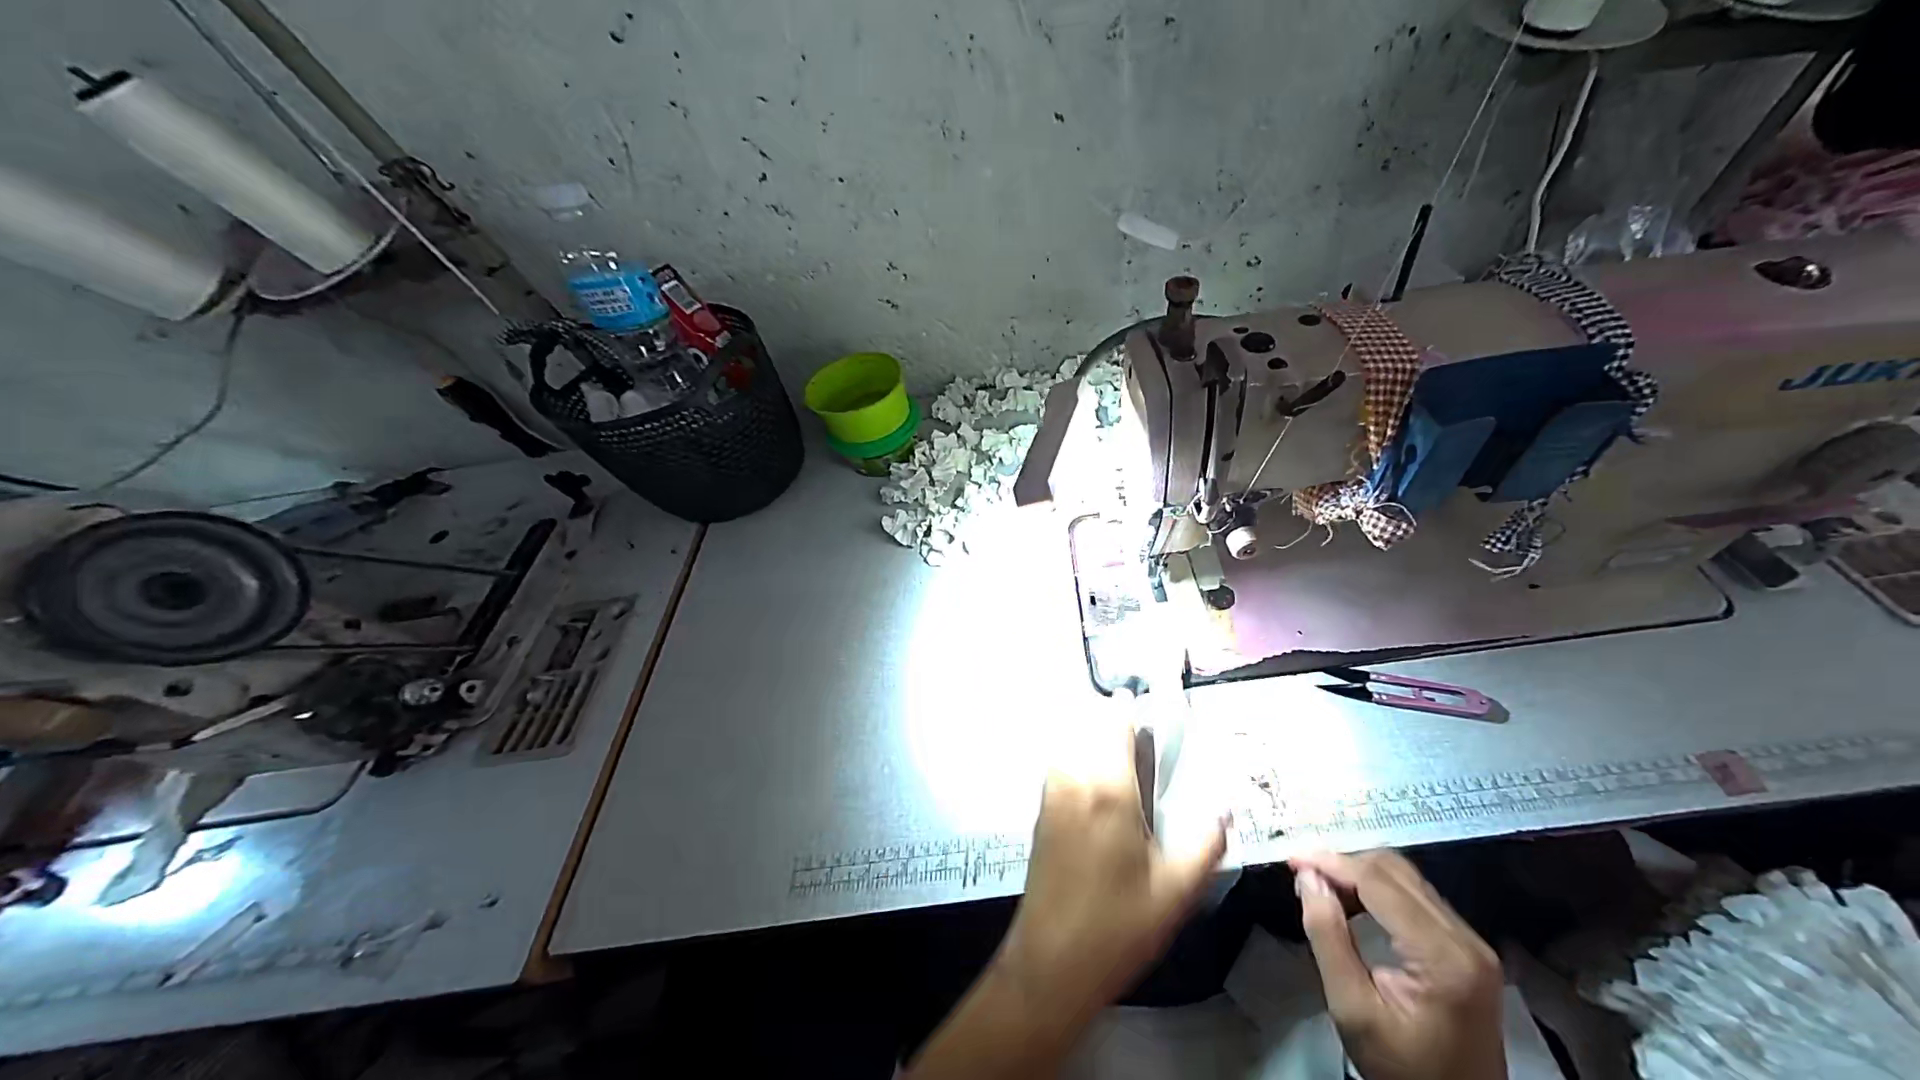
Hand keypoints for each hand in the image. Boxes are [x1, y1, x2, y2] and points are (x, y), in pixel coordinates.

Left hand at [996, 722, 1227, 1019]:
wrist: (1051, 962)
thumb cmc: (1118, 926)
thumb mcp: (1175, 891)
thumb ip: (1204, 844)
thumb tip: (1222, 810)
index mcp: (1108, 789)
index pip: (1112, 724)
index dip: (1126, 705)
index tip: (1142, 698)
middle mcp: (1073, 780)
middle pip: (1086, 726)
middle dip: (1108, 715)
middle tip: (1134, 721)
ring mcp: (1051, 796)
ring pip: (1068, 743)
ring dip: (1088, 733)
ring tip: (1116, 744)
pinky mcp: (1040, 815)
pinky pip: (1058, 766)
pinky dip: (1075, 755)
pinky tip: (1094, 778)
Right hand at [1292, 850, 1505, 1079]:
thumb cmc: (1401, 1068)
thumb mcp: (1352, 1008)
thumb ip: (1328, 937)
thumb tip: (1308, 878)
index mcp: (1443, 956)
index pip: (1379, 883)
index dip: (1332, 863)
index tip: (1292, 859)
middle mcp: (1466, 940)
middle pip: (1396, 873)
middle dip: (1344, 864)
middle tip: (1303, 873)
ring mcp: (1472, 944)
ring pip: (1407, 880)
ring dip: (1360, 873)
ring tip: (1321, 885)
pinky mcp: (1468, 950)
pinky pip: (1417, 898)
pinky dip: (1378, 890)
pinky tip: (1351, 901)